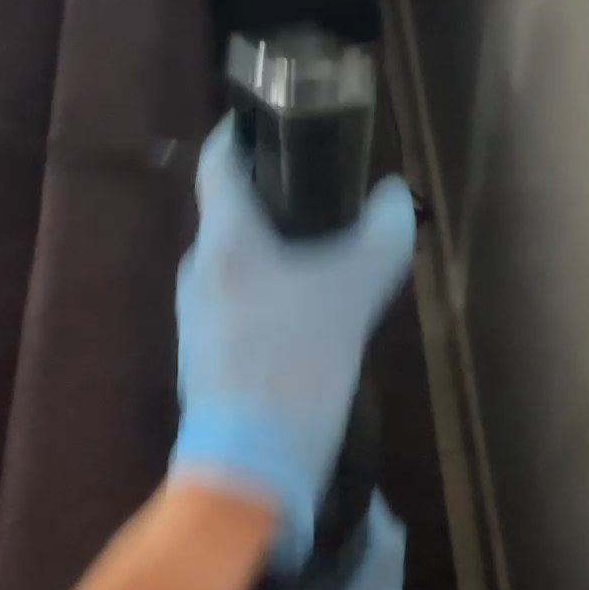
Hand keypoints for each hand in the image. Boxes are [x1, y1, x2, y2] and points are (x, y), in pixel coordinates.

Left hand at [169, 117, 415, 564]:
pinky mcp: (202, 360)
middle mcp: (197, 272)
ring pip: (235, 268)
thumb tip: (394, 200)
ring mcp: (194, 320)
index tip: (277, 123)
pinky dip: (267, 300)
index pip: (219, 161)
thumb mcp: (352, 296)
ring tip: (324, 265)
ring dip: (274, 257)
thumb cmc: (295, 367)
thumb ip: (379, 239)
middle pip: (231, 217)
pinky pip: (236, 309)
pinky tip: (303, 324)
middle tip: (326, 202)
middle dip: (275, 203)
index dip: (244, 133)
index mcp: (223, 242)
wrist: (248, 466)